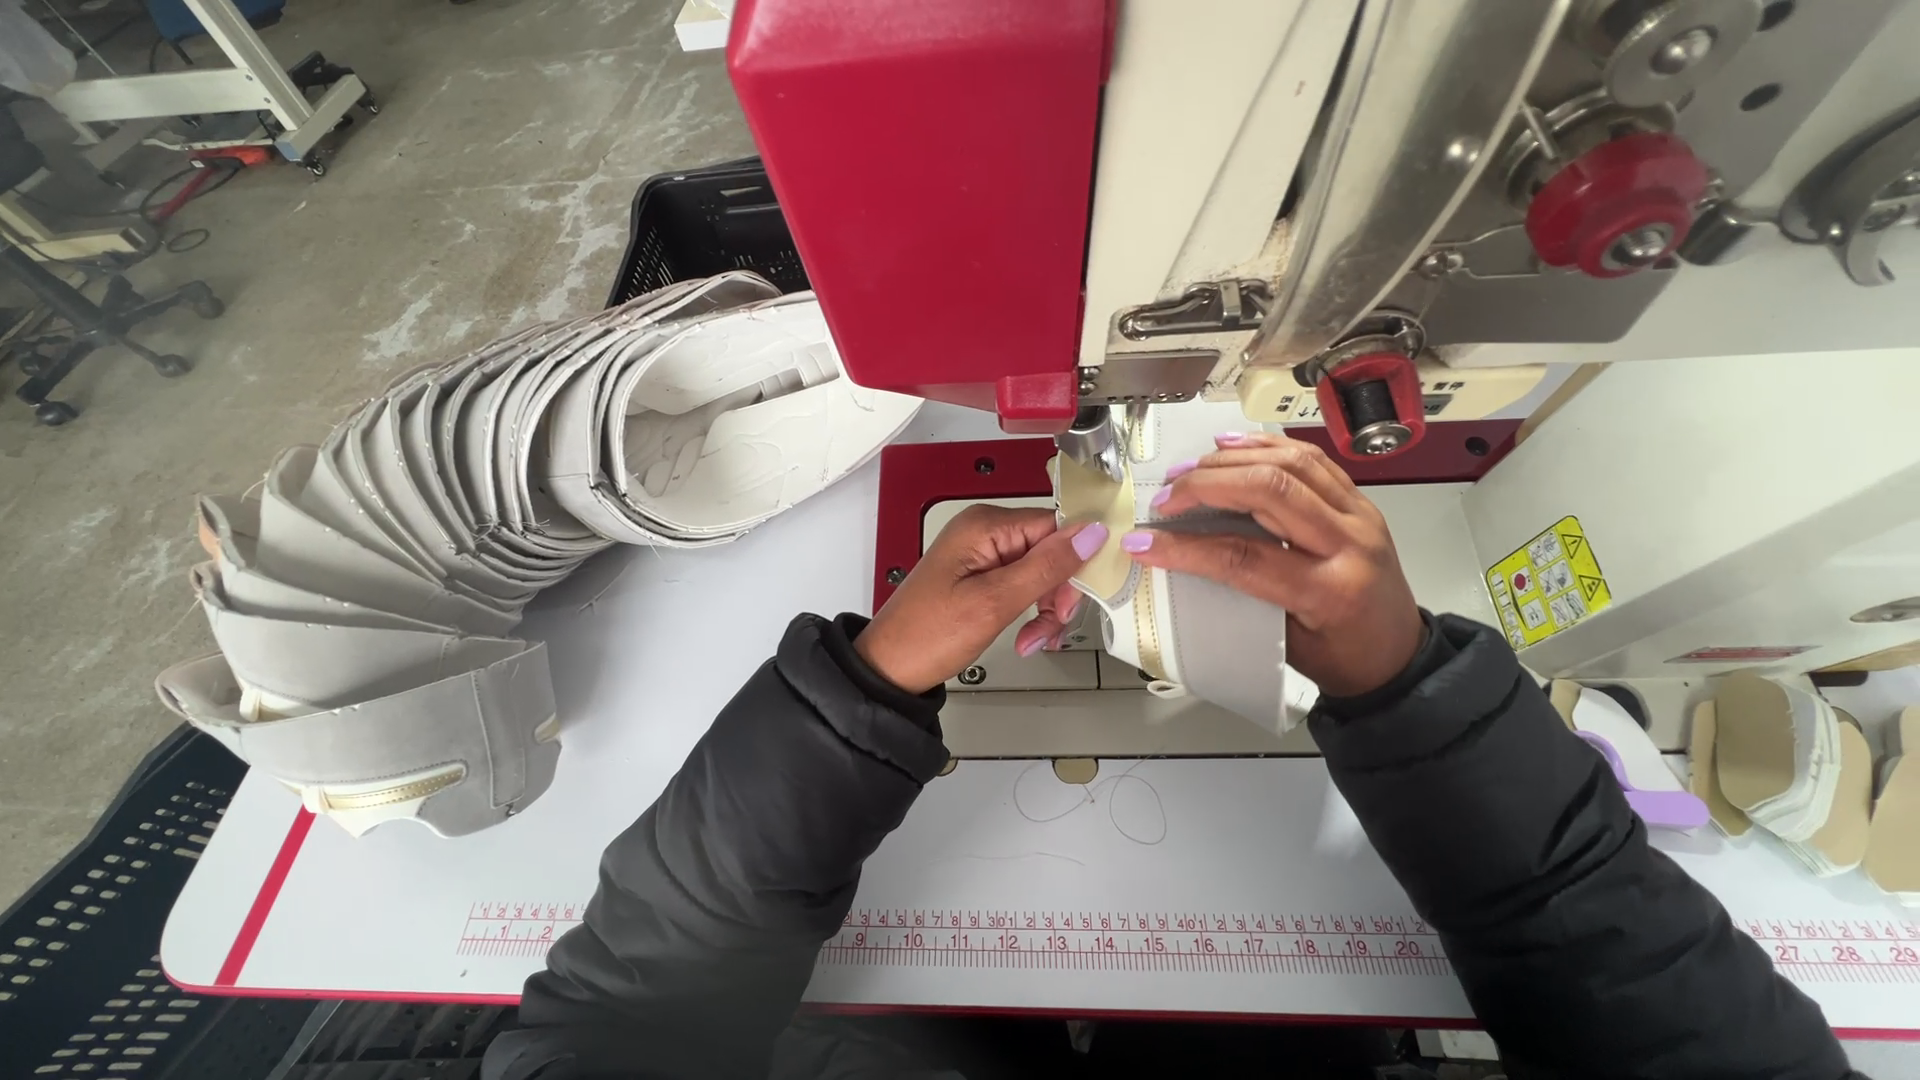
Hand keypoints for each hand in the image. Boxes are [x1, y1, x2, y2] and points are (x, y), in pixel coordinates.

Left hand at [856, 506, 1105, 693]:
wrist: (889, 668)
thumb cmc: (928, 635)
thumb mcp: (994, 602)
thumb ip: (1046, 566)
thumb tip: (1092, 532)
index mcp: (985, 525)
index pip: (1056, 526)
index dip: (1074, 563)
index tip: (1075, 599)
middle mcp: (984, 531)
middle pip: (1051, 550)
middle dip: (1059, 593)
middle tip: (1053, 628)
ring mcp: (981, 553)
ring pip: (1041, 571)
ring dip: (1046, 608)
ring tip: (1035, 641)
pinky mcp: (980, 574)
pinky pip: (1022, 584)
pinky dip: (1030, 611)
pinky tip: (1026, 637)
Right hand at [1118, 432, 1423, 696]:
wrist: (1400, 657)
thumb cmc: (1340, 658)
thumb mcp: (1283, 642)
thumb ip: (1239, 594)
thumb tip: (1181, 557)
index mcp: (1330, 592)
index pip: (1244, 557)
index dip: (1186, 547)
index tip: (1143, 542)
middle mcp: (1351, 543)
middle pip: (1269, 491)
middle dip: (1206, 486)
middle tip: (1164, 498)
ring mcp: (1359, 514)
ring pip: (1291, 463)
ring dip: (1231, 460)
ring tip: (1188, 469)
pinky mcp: (1359, 500)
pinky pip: (1311, 458)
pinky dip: (1266, 445)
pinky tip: (1230, 445)